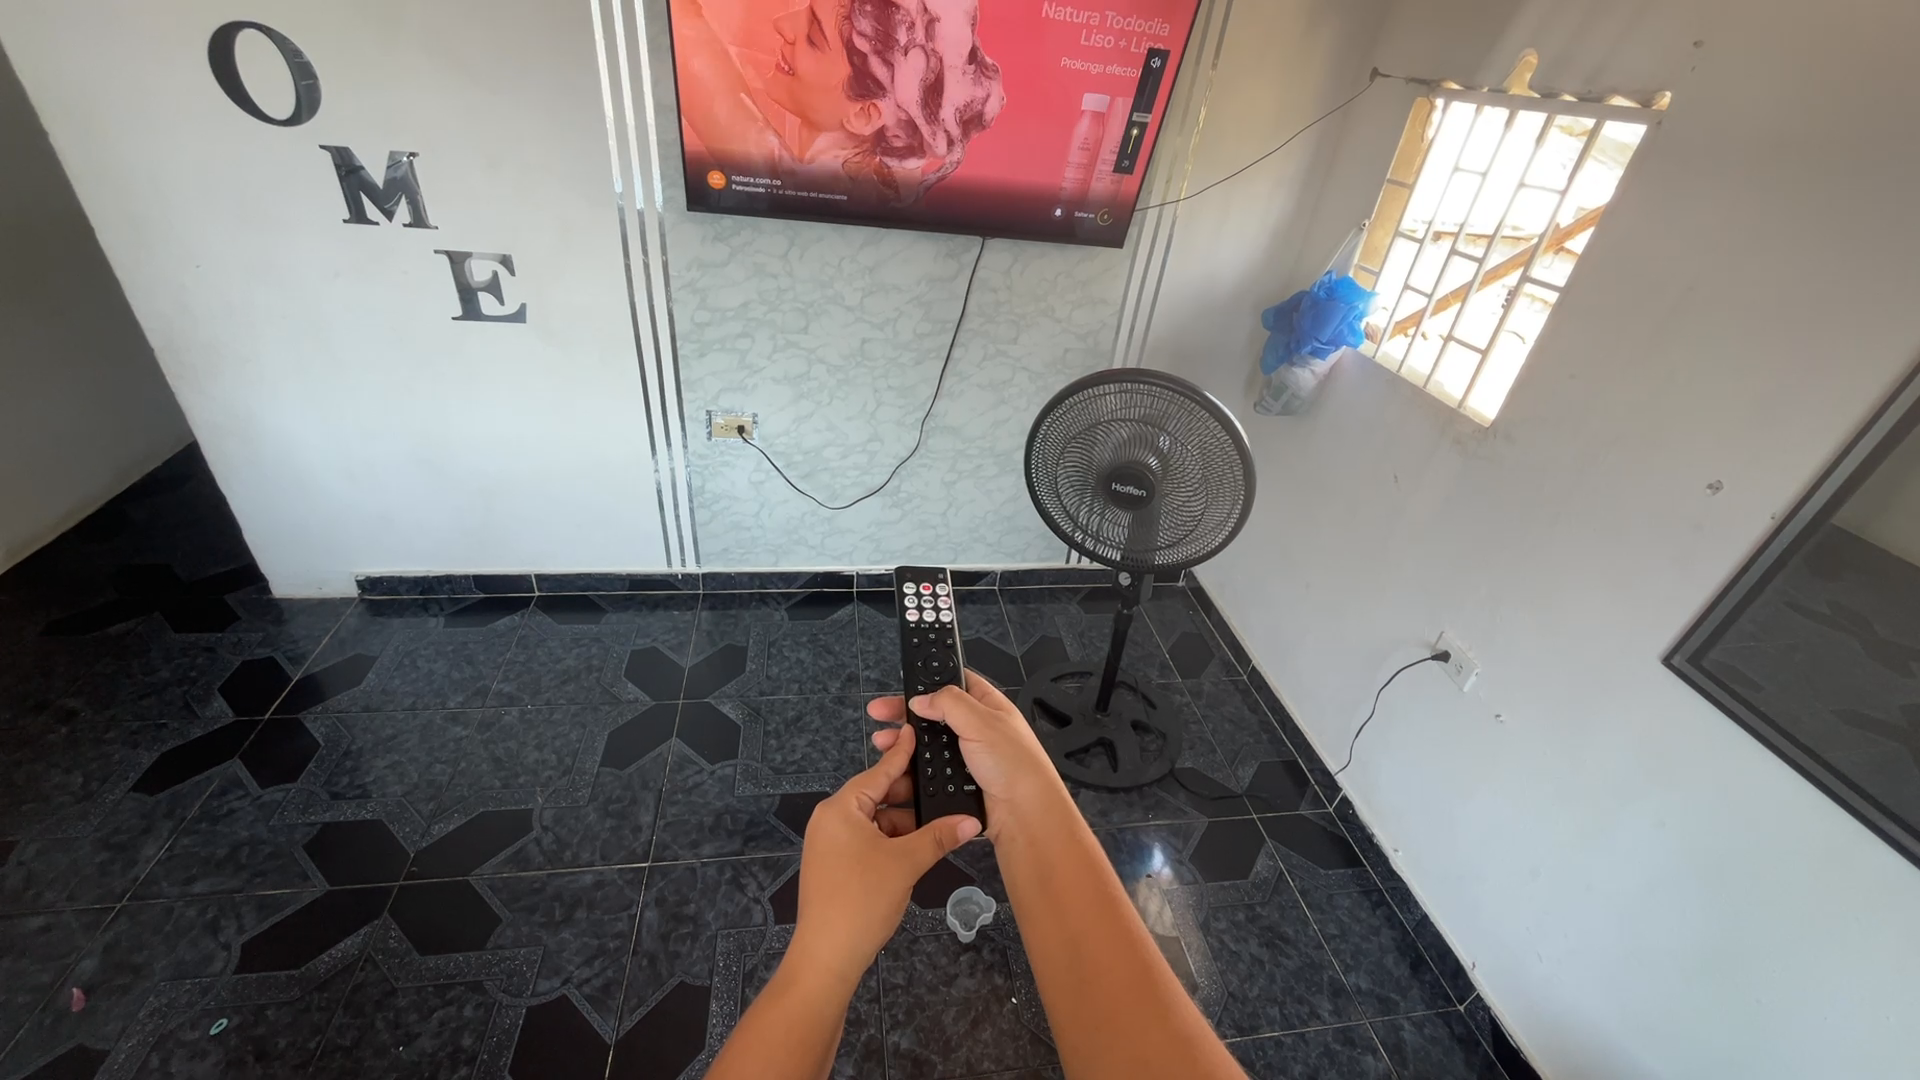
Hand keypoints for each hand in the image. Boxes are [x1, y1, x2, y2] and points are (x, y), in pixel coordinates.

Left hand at [791, 724, 981, 986]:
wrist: (826, 958)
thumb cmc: (862, 899)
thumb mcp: (906, 863)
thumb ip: (939, 836)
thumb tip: (972, 821)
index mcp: (841, 808)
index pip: (879, 772)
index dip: (902, 753)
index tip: (916, 730)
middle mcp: (831, 819)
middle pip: (876, 794)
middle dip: (909, 794)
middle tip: (942, 784)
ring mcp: (830, 843)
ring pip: (874, 820)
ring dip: (903, 822)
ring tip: (937, 819)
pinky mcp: (834, 865)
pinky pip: (867, 840)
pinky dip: (891, 840)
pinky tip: (917, 845)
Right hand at [866, 671, 1071, 842]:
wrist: (1024, 816)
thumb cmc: (1015, 764)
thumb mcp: (981, 721)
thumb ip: (948, 703)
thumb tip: (921, 699)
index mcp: (988, 705)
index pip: (954, 683)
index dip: (928, 682)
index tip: (902, 687)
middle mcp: (977, 729)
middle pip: (934, 716)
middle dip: (906, 716)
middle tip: (880, 715)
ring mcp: (967, 757)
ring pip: (928, 746)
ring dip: (904, 745)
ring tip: (883, 746)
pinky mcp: (959, 782)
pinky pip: (929, 773)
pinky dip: (912, 771)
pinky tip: (898, 772)